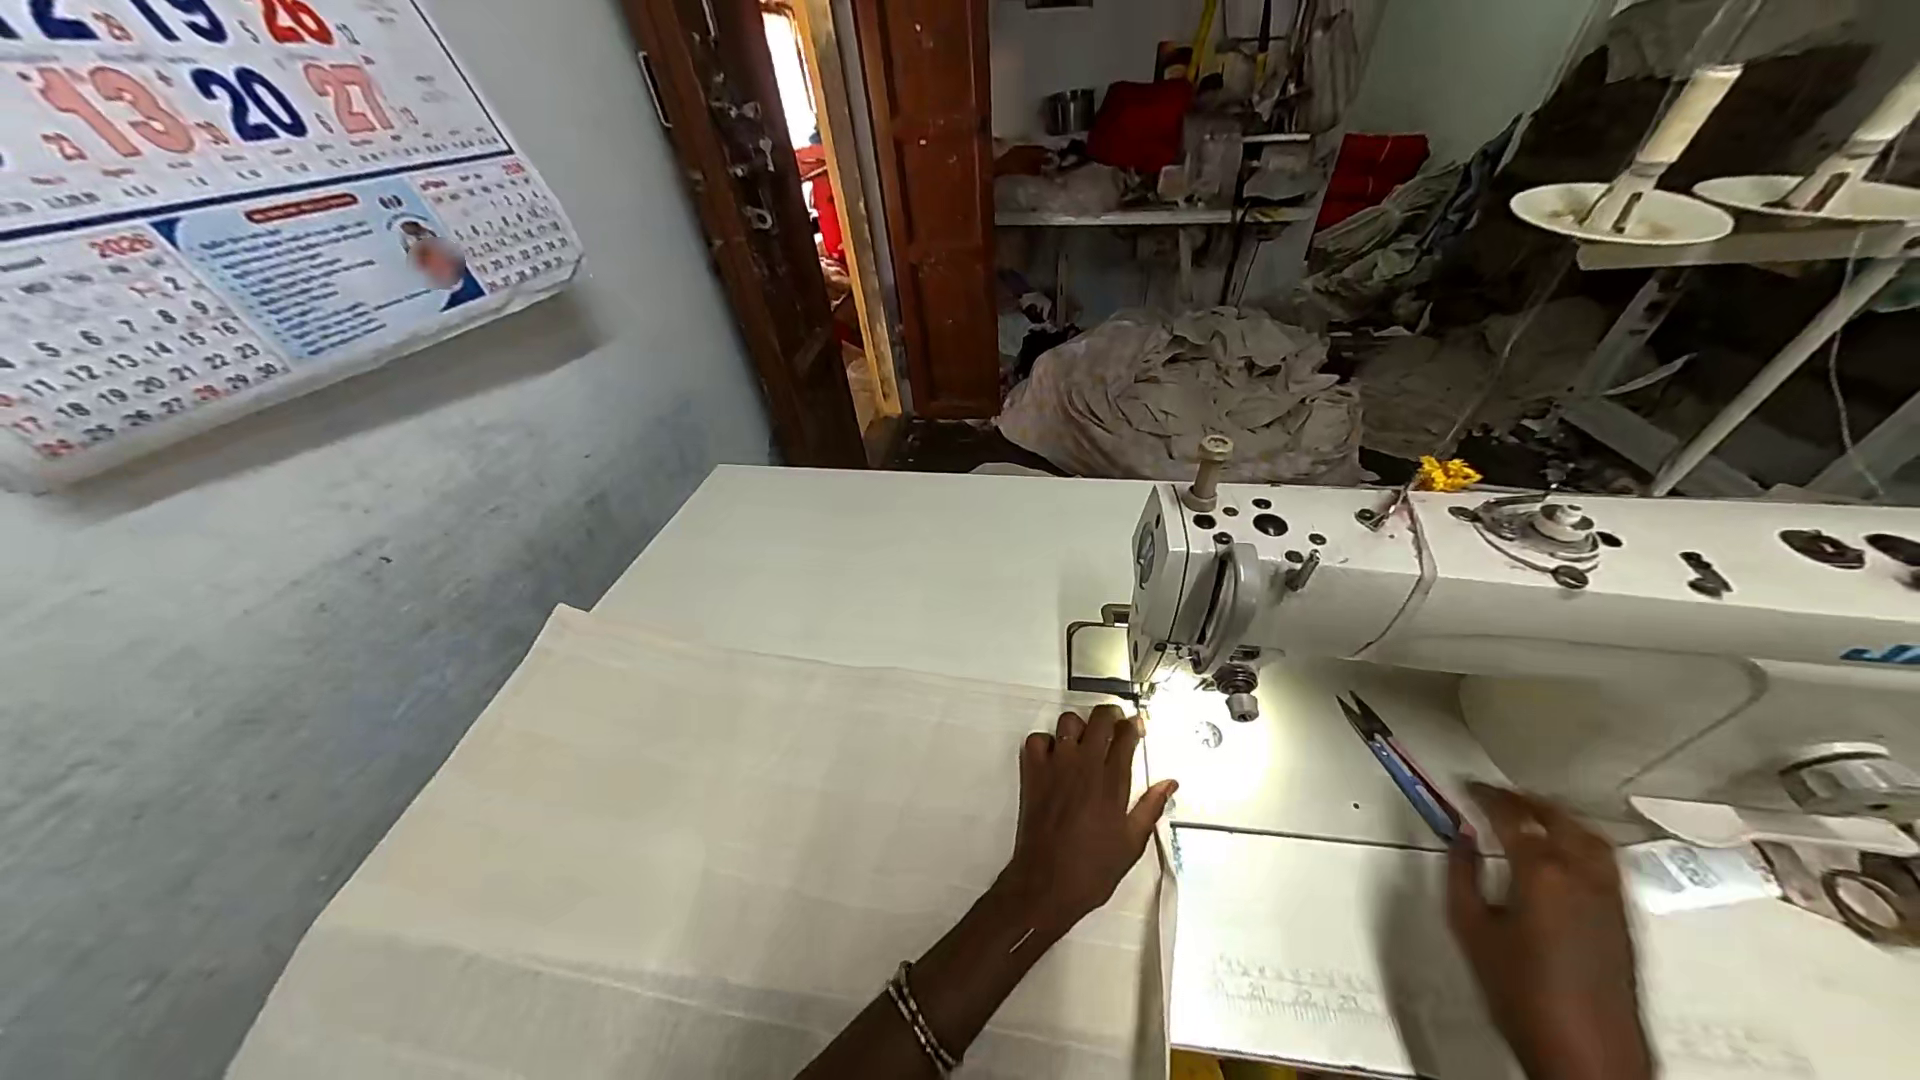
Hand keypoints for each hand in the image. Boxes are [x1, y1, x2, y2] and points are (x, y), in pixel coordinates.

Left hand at [999, 705, 1177, 934]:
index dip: (1133, 725)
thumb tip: (1168, 784)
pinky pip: (1036, 740)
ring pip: (1068, 722)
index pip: (1126, 736)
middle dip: (1110, 716)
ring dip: (1078, 726)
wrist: (1047, 881)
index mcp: (1112, 782)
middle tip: (1115, 725)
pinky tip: (1054, 755)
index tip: (1136, 725)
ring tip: (1085, 740)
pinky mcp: (1032, 772)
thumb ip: (1151, 806)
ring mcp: (1056, 765)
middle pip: (1099, 719)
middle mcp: (1084, 766)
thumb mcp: (1132, 842)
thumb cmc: (1090, 868)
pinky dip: (1045, 741)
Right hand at [1447, 784, 1653, 1079]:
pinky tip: (1561, 849)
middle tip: (1494, 794)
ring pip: (1589, 837)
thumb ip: (1460, 872)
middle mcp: (1583, 878)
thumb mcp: (1469, 926)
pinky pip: (1604, 860)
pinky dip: (1579, 839)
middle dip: (1523, 799)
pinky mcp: (1624, 919)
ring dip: (1556, 816)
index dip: (1486, 794)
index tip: (1468, 786)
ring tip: (1529, 812)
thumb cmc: (1521, 993)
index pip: (1512, 815)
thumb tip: (1461, 839)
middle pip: (1557, 818)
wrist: (1585, 1054)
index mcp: (1541, 873)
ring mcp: (1611, 898)